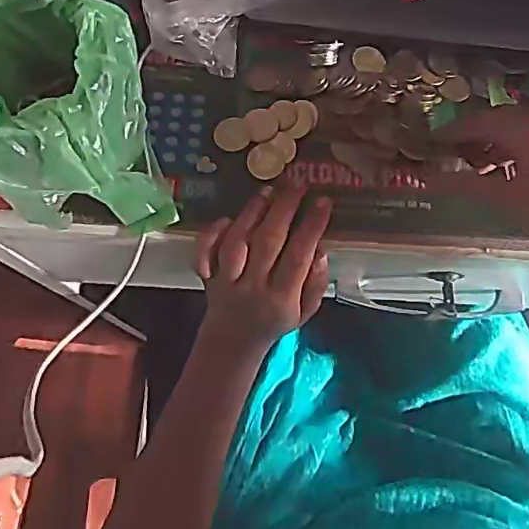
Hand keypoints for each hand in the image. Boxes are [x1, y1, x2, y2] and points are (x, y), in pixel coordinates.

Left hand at [194, 184, 332, 351]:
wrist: (233, 342)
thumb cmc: (275, 321)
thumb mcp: (305, 312)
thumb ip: (315, 284)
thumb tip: (321, 251)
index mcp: (282, 299)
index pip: (299, 256)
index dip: (312, 226)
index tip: (324, 201)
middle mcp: (253, 287)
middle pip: (267, 242)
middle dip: (284, 210)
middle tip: (298, 186)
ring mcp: (226, 281)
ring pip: (237, 242)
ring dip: (252, 213)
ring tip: (269, 191)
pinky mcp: (207, 275)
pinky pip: (205, 252)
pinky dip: (213, 233)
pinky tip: (228, 217)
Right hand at [430, 99, 528, 311]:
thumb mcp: (513, 204)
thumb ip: (468, 183)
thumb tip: (430, 176)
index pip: (478, 120)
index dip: (449, 133)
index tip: (427, 146)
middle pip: (501, 118)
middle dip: (473, 138)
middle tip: (449, 161)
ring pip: (524, 126)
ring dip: (498, 144)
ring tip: (477, 171)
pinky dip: (523, 148)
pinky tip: (511, 171)